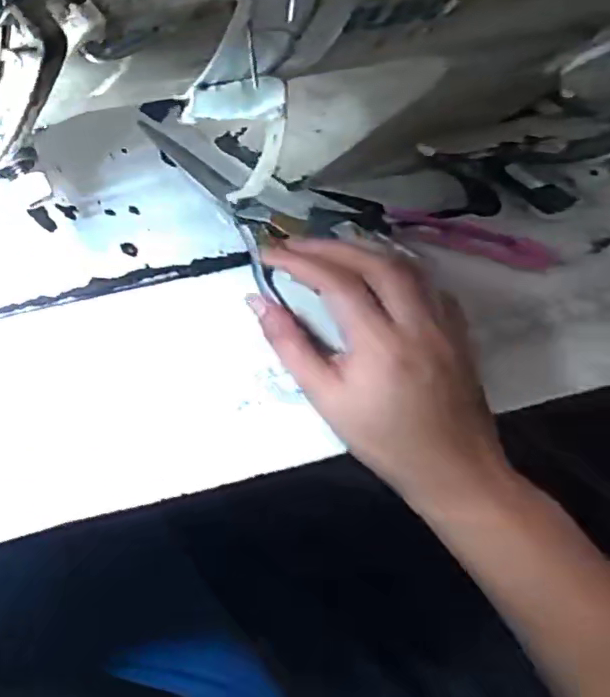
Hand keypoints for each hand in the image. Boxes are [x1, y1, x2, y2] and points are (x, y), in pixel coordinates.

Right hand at [253, 238, 511, 510]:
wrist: (456, 471)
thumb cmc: (379, 435)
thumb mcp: (320, 393)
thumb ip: (287, 342)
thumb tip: (258, 301)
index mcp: (382, 344)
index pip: (337, 284)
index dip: (297, 262)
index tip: (265, 254)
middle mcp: (420, 329)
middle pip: (378, 265)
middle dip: (329, 247)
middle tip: (290, 245)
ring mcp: (447, 331)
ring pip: (410, 270)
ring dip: (363, 251)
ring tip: (325, 249)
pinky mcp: (458, 336)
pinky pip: (429, 287)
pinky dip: (394, 269)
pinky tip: (371, 274)